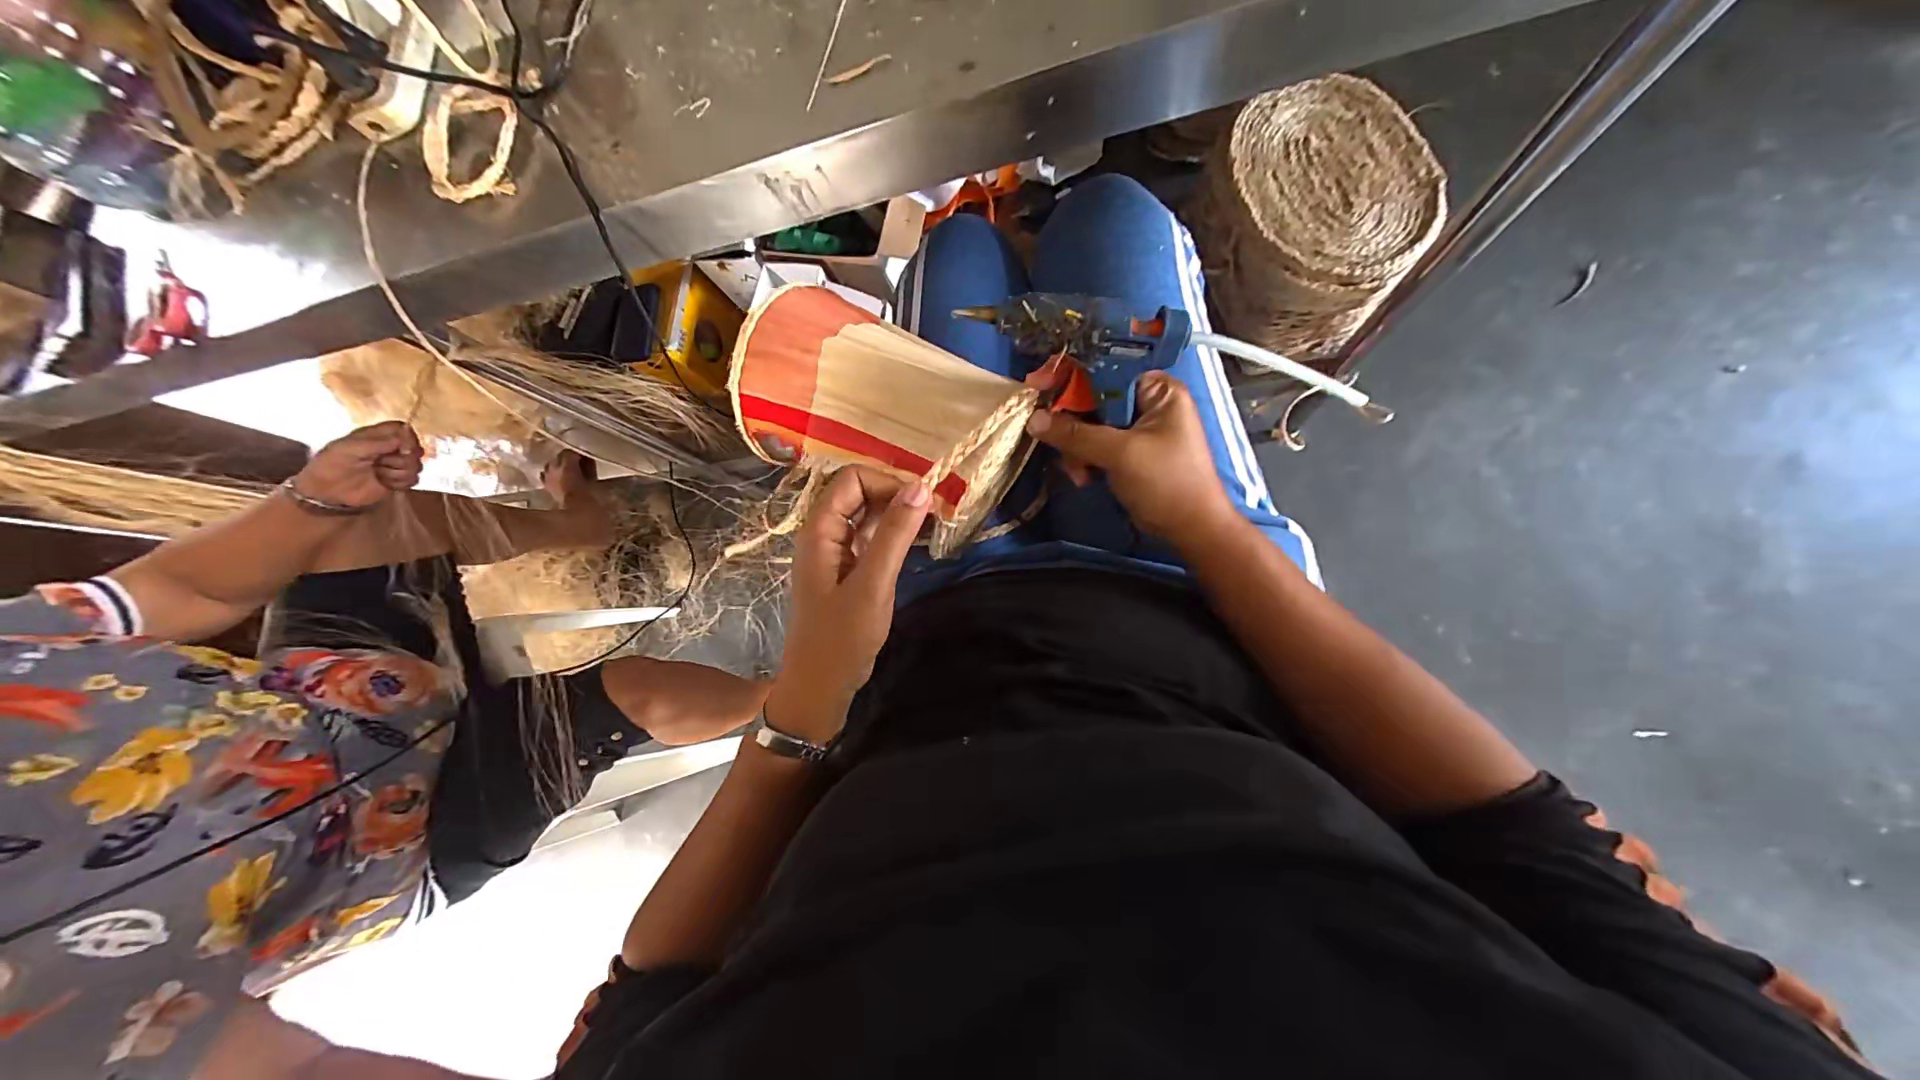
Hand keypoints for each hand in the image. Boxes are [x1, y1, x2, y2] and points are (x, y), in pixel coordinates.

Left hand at [290, 422, 423, 511]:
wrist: (326, 491)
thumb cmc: (332, 465)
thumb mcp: (349, 448)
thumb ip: (378, 442)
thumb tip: (405, 440)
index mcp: (376, 436)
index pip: (403, 429)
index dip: (408, 437)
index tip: (403, 448)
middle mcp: (389, 449)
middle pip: (415, 449)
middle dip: (404, 458)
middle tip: (383, 462)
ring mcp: (395, 466)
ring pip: (416, 466)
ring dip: (398, 472)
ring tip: (378, 474)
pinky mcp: (398, 481)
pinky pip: (413, 480)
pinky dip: (400, 483)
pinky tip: (385, 483)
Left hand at [769, 466, 931, 741]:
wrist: (820, 687)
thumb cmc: (841, 638)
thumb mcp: (872, 585)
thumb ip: (894, 534)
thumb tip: (921, 487)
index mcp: (819, 530)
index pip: (853, 479)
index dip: (889, 482)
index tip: (926, 500)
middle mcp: (824, 533)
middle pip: (861, 492)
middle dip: (898, 494)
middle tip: (938, 512)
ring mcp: (835, 552)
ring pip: (868, 515)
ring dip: (900, 514)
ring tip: (935, 525)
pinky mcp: (848, 570)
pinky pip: (872, 538)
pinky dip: (895, 535)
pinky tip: (919, 542)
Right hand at [1026, 372, 1240, 546]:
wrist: (1191, 530)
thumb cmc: (1166, 482)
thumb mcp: (1120, 454)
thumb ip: (1076, 434)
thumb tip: (1034, 419)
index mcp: (1158, 390)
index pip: (1106, 369)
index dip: (1071, 376)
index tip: (1038, 386)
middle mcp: (1148, 403)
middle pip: (1093, 399)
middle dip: (1073, 426)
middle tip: (1056, 444)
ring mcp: (1138, 430)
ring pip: (1090, 426)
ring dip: (1077, 449)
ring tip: (1081, 474)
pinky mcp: (1129, 454)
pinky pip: (1096, 446)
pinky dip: (1086, 461)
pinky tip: (1086, 479)